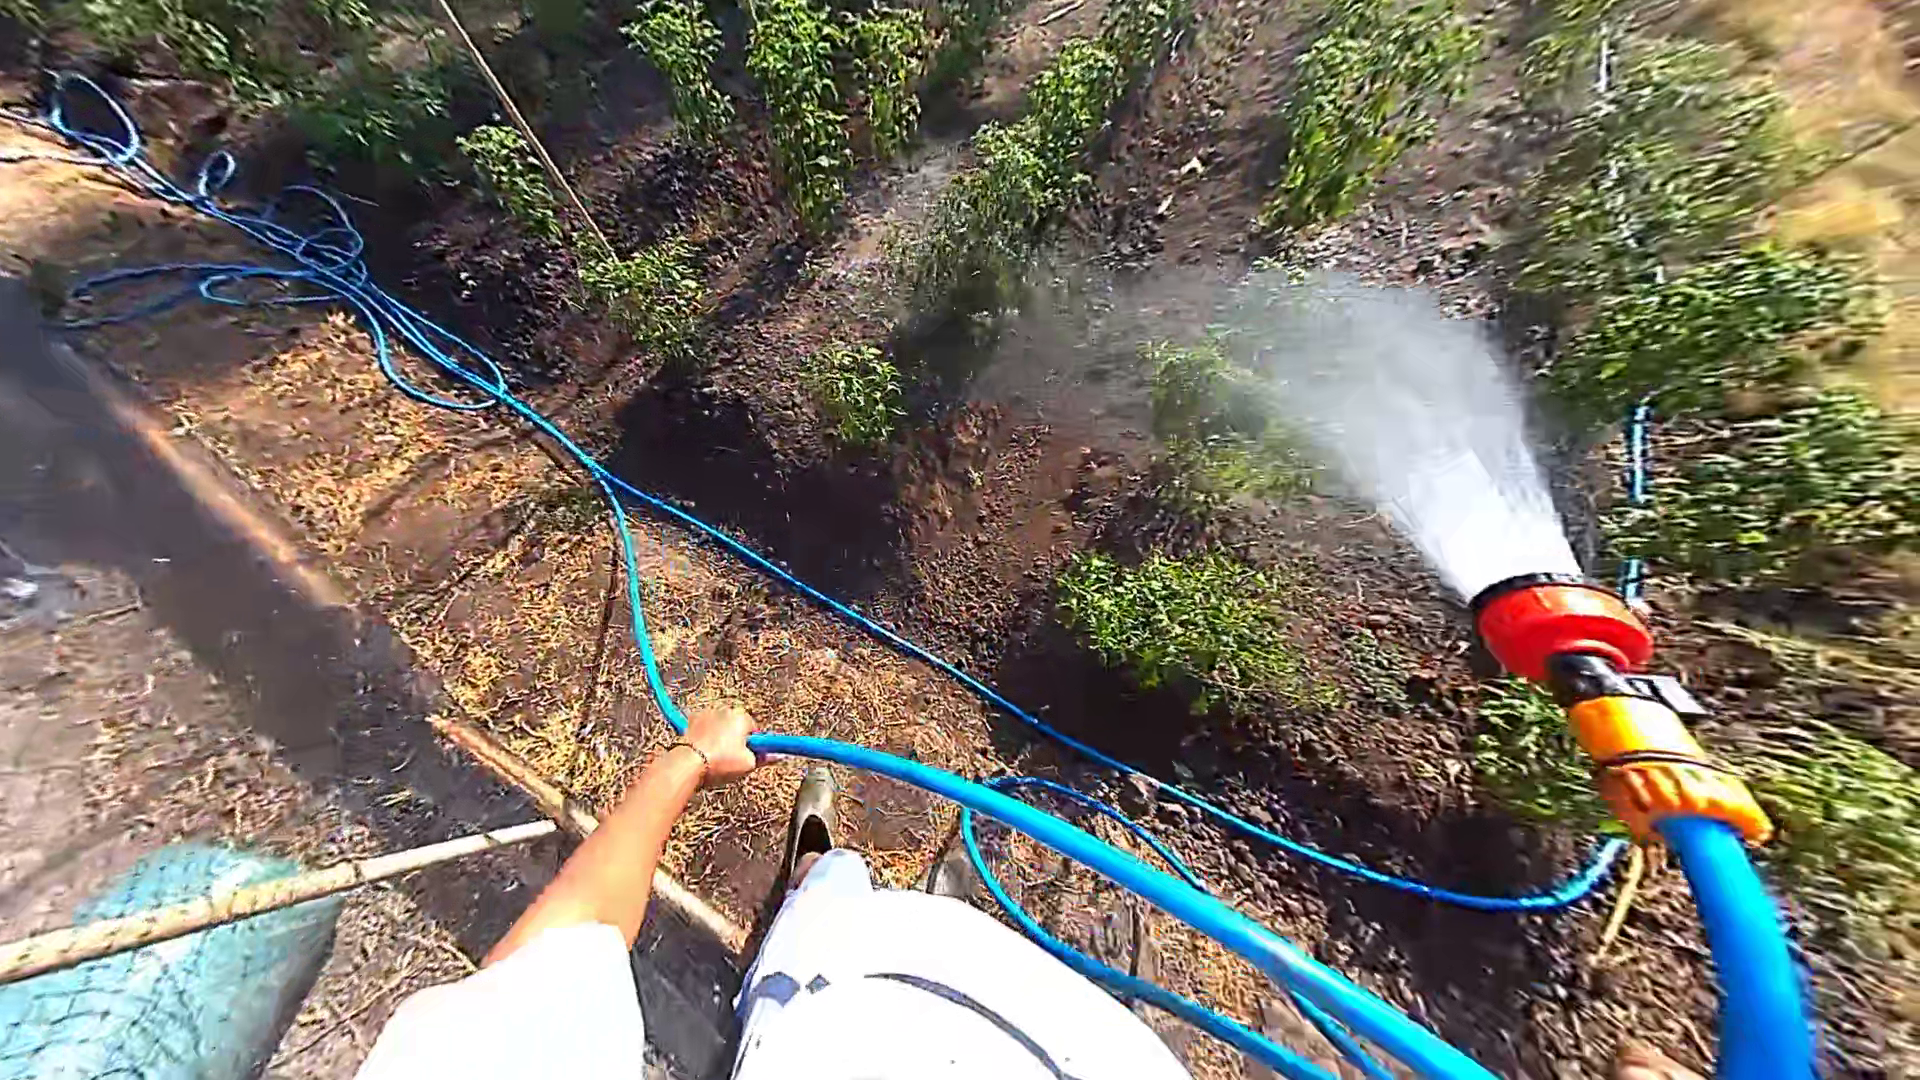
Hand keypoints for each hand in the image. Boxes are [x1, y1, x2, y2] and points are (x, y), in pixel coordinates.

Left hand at [681, 704, 757, 786]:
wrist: (687, 763)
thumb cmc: (719, 762)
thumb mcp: (748, 764)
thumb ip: (764, 757)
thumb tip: (776, 756)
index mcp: (743, 717)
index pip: (754, 730)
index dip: (753, 745)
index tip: (749, 755)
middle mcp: (727, 710)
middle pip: (736, 725)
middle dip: (735, 738)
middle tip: (730, 759)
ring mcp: (708, 713)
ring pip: (719, 725)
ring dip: (719, 735)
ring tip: (714, 757)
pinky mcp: (692, 719)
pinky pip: (703, 726)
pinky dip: (704, 734)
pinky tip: (702, 750)